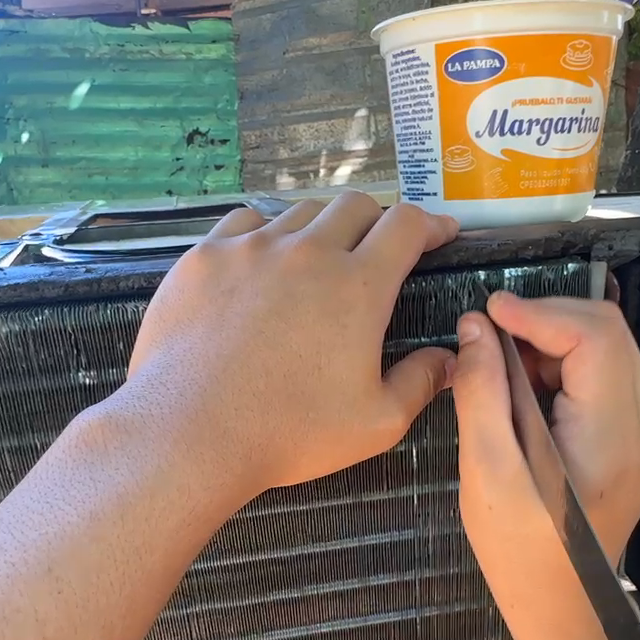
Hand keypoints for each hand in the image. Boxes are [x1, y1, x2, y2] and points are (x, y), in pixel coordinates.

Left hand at [122, 192, 458, 496]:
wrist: (191, 432)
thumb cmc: (291, 433)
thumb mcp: (377, 423)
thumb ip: (421, 382)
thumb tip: (449, 357)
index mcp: (358, 286)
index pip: (405, 225)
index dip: (430, 223)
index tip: (440, 233)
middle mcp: (308, 251)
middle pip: (354, 206)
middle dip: (376, 222)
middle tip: (376, 252)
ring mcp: (250, 248)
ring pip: (299, 212)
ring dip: (320, 229)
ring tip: (316, 261)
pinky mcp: (204, 257)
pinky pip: (244, 224)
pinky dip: (265, 235)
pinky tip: (260, 263)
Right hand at [453, 291, 639, 560]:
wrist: (562, 606)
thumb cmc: (518, 549)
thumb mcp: (487, 471)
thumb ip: (482, 393)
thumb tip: (475, 328)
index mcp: (613, 436)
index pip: (594, 337)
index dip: (540, 311)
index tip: (488, 310)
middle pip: (608, 334)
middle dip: (546, 321)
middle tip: (490, 335)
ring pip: (607, 351)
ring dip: (552, 344)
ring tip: (501, 367)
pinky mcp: (635, 440)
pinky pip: (604, 378)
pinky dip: (563, 369)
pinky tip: (526, 390)